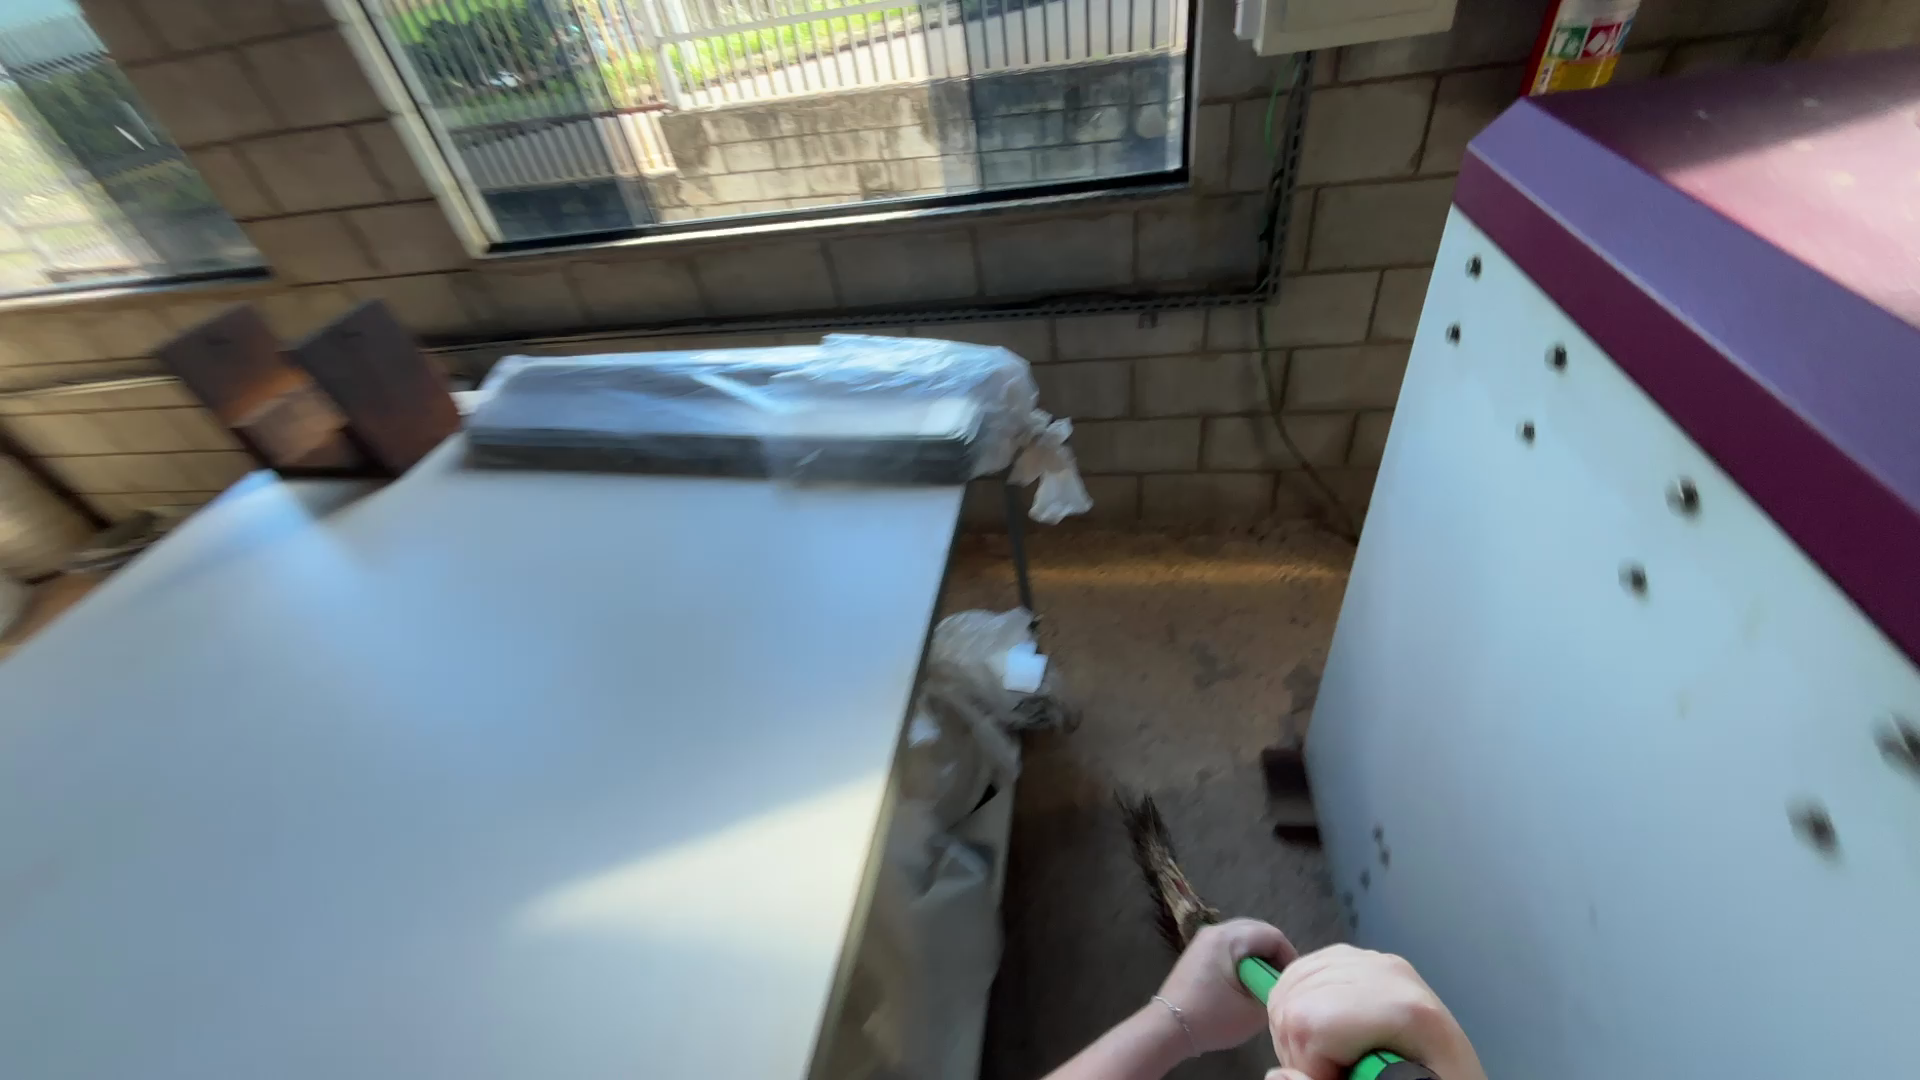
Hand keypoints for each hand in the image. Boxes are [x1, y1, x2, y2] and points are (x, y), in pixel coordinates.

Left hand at [1153, 918, 1297, 1057]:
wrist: (1171, 1025)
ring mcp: (1204, 939)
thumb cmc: (1212, 1017)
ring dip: (1259, 958)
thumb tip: (1279, 983)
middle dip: (1275, 955)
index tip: (1294, 983)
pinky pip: (1230, 947)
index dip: (1289, 957)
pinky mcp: (1199, 952)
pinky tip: (1248, 984)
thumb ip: (1273, 990)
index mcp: (1227, 938)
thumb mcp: (1253, 1010)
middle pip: (1257, 931)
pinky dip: (1244, 960)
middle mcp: (1214, 930)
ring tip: (1266, 985)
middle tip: (1282, 982)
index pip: (1271, 934)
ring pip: (1243, 938)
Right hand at [1263, 945, 1486, 1079]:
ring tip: (1330, 1060)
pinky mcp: (1353, 956)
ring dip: (1293, 1030)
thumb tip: (1279, 1076)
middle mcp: (1385, 969)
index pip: (1308, 1023)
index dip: (1309, 1066)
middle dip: (1297, 1050)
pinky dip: (1295, 1008)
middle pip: (1294, 1002)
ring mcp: (1368, 957)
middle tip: (1330, 1076)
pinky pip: (1296, 973)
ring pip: (1289, 985)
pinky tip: (1325, 1035)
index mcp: (1407, 1010)